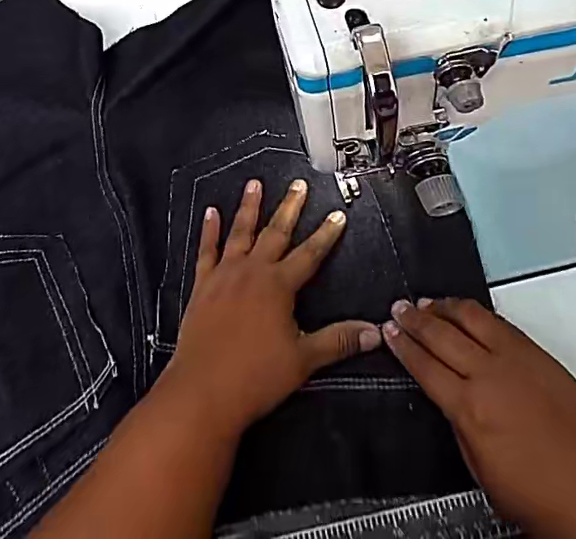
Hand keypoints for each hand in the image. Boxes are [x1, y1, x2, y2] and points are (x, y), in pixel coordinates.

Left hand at [159, 178, 382, 436]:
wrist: (202, 391)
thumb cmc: (255, 377)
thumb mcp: (303, 360)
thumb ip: (338, 341)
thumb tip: (373, 333)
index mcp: (278, 286)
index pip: (310, 254)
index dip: (326, 234)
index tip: (337, 215)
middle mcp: (252, 272)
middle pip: (276, 233)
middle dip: (290, 208)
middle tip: (299, 185)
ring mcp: (224, 275)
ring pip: (240, 232)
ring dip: (249, 207)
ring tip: (255, 184)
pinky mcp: (202, 286)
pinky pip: (207, 250)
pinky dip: (209, 230)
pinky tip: (211, 212)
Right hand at [384, 298, 575, 538]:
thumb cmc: (548, 499)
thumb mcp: (483, 473)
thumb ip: (460, 427)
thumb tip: (449, 402)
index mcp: (470, 408)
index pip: (424, 365)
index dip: (402, 345)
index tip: (390, 333)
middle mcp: (491, 375)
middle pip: (440, 333)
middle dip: (415, 317)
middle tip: (399, 308)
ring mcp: (517, 359)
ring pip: (469, 316)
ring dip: (443, 306)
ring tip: (427, 301)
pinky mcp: (538, 354)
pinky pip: (498, 321)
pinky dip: (475, 313)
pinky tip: (467, 312)